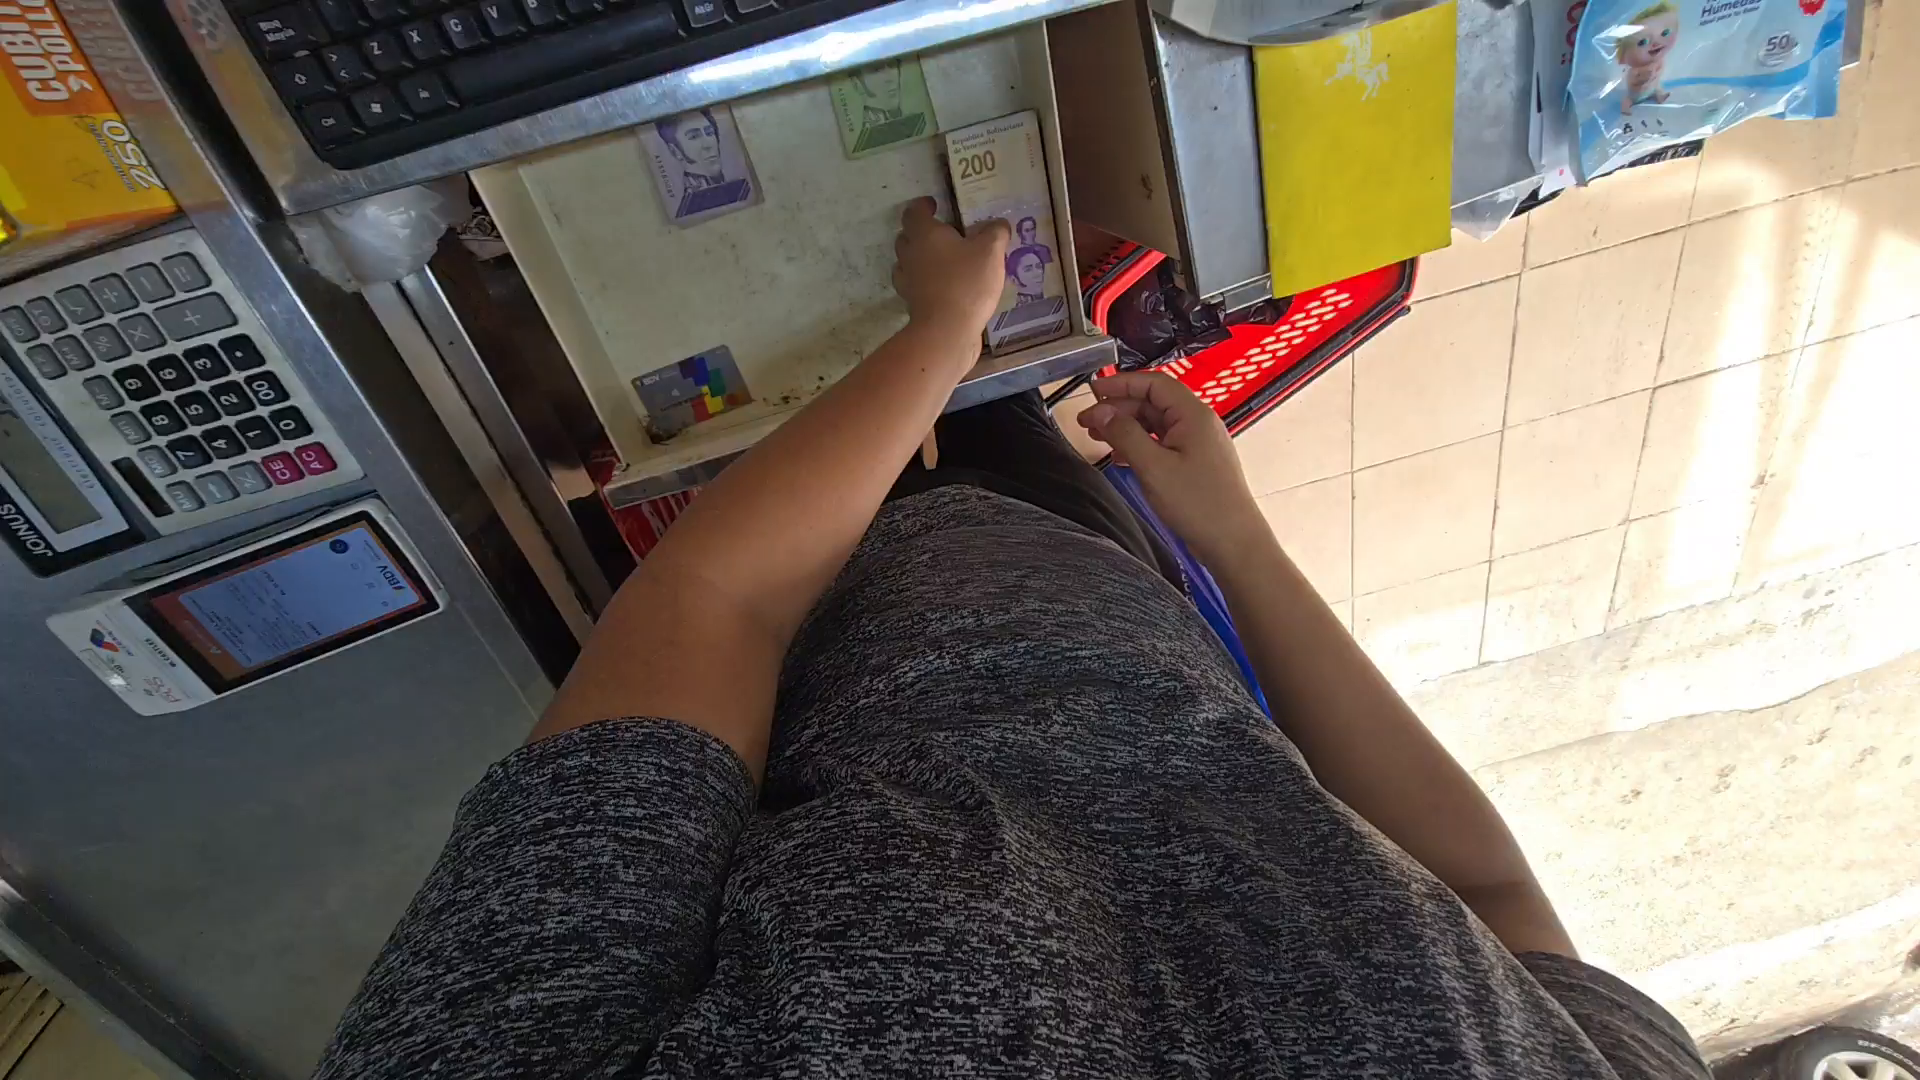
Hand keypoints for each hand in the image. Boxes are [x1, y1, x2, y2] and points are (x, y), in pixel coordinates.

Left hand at [892, 197, 1009, 337]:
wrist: (947, 331)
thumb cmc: (966, 283)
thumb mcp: (990, 251)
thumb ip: (996, 232)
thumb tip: (999, 225)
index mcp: (925, 234)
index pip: (914, 211)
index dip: (923, 206)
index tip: (934, 204)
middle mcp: (910, 255)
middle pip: (906, 237)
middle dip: (921, 233)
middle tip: (941, 235)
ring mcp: (908, 282)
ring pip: (907, 263)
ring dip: (920, 259)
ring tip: (942, 262)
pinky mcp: (913, 305)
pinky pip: (915, 287)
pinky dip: (924, 284)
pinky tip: (941, 288)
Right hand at [1077, 372, 1267, 562]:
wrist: (1232, 541)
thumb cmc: (1198, 503)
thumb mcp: (1153, 466)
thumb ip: (1125, 434)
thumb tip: (1101, 411)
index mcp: (1192, 415)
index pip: (1153, 384)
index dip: (1120, 383)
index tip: (1092, 390)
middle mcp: (1197, 423)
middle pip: (1152, 403)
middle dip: (1118, 408)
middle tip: (1086, 422)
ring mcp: (1197, 444)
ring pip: (1155, 424)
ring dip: (1125, 427)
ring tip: (1097, 437)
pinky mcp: (1194, 463)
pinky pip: (1162, 444)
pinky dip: (1138, 445)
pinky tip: (1120, 457)